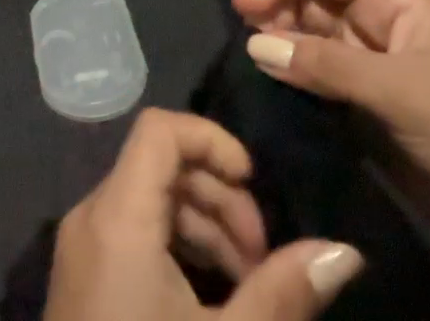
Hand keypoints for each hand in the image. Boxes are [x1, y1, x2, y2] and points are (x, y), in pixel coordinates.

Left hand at [43, 108, 363, 320]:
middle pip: (162, 166)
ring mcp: (83, 246)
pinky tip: (213, 298)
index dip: (212, 140)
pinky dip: (178, 247)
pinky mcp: (84, 274)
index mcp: (118, 218)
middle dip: (222, 200)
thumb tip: (346, 251)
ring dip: (206, 228)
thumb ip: (284, 292)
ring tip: (249, 285)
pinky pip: (135, 232)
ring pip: (151, 200)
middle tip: (264, 260)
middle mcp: (92, 217)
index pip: (159, 130)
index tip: (256, 185)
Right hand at [232, 0, 429, 247]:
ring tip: (249, 62)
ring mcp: (368, 66)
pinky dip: (288, 77)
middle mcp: (378, 24)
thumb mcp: (404, 92)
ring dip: (278, 42)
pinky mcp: (361, 106)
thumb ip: (328, 65)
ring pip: (307, 37)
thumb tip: (254, 43)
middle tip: (244, 39)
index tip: (243, 7)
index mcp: (397, 1)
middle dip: (274, 7)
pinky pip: (313, 78)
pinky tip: (267, 86)